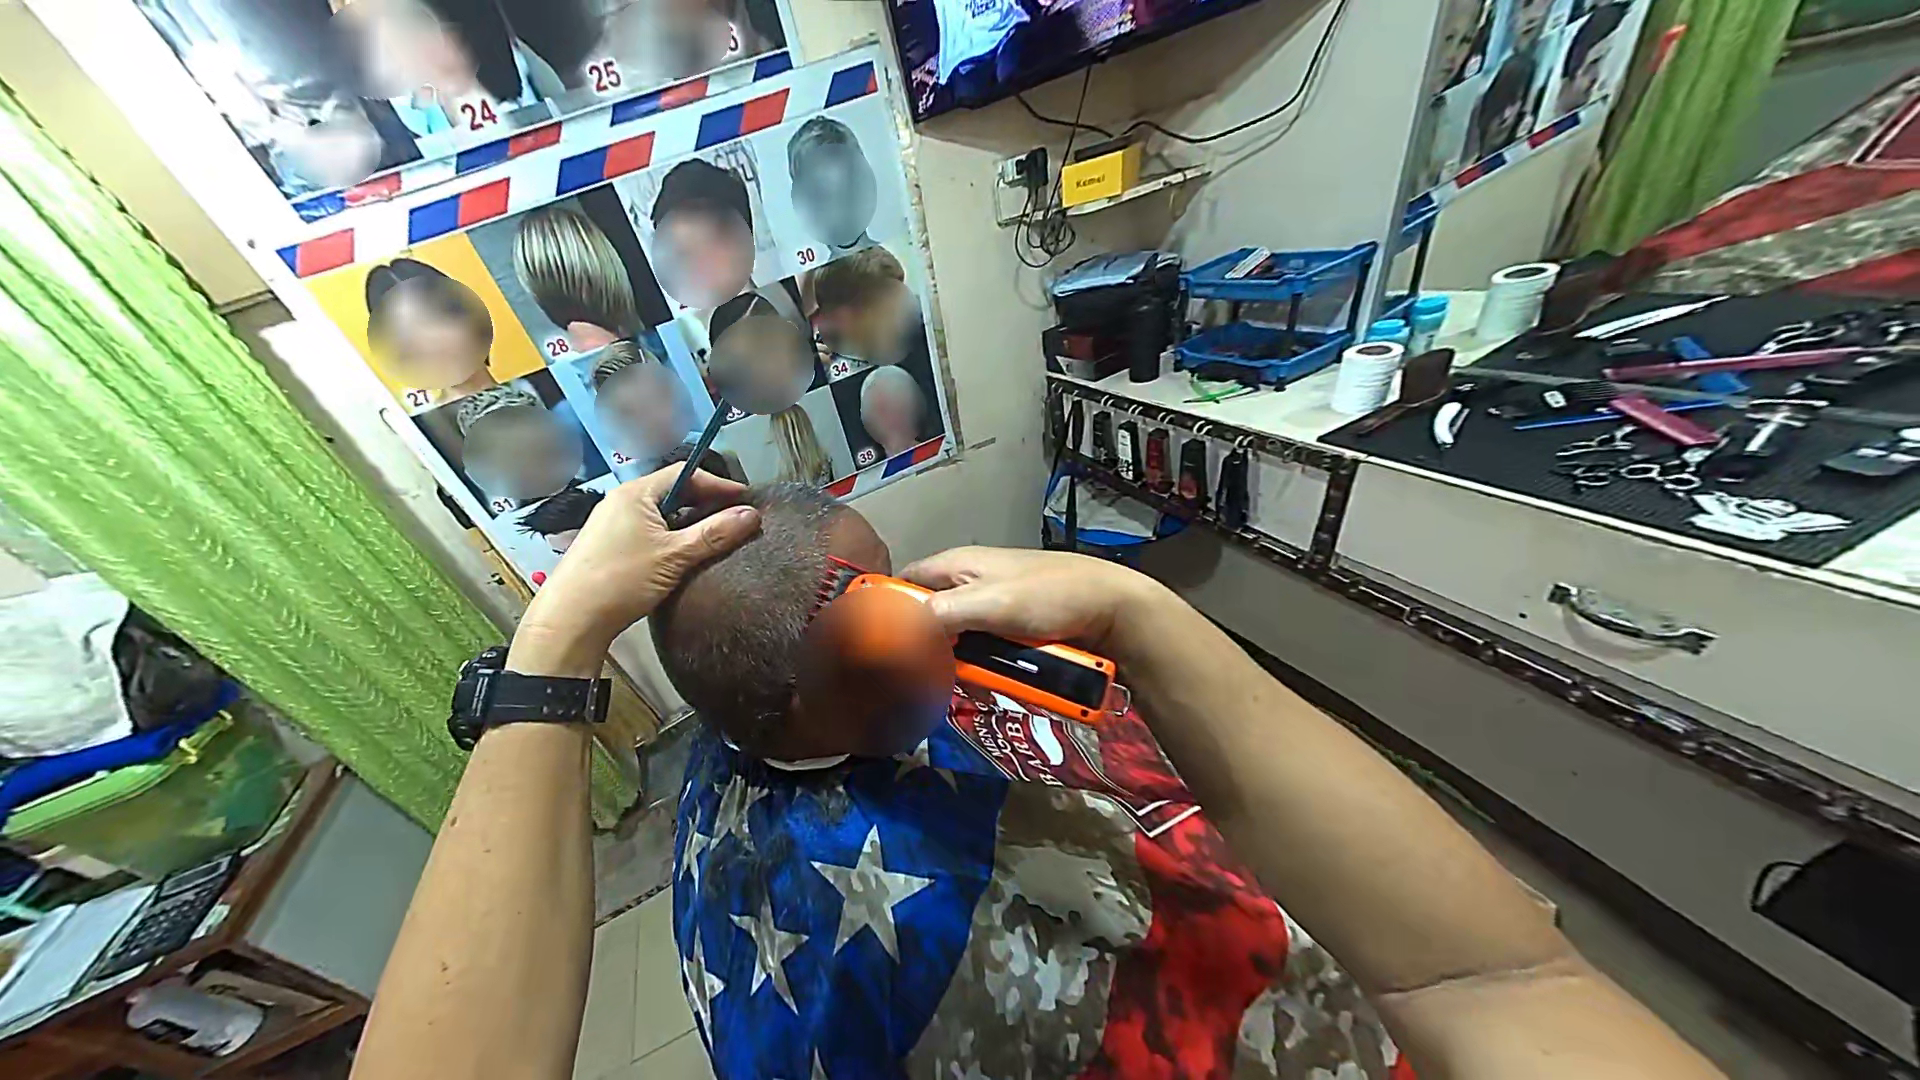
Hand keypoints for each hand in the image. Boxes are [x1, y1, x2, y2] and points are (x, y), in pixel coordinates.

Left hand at [509, 467, 759, 676]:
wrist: (570, 620)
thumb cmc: (621, 579)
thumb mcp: (675, 555)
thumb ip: (715, 532)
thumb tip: (752, 514)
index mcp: (636, 493)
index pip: (686, 473)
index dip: (719, 484)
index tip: (745, 501)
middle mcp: (623, 501)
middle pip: (675, 491)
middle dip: (708, 503)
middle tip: (736, 520)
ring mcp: (615, 523)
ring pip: (664, 512)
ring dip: (692, 521)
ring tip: (718, 538)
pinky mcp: (613, 544)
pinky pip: (653, 529)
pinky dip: (675, 535)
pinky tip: (689, 553)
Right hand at [899, 547, 1172, 660]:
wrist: (1110, 608)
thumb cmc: (1050, 595)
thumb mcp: (991, 604)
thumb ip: (942, 615)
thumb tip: (897, 630)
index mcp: (955, 566)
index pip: (902, 584)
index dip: (884, 610)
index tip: (875, 647)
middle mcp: (965, 585)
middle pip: (924, 619)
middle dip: (924, 650)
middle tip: (923, 679)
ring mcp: (988, 609)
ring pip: (952, 641)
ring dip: (955, 665)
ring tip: (962, 686)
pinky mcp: (1007, 630)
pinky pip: (979, 652)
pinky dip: (980, 669)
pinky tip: (988, 685)